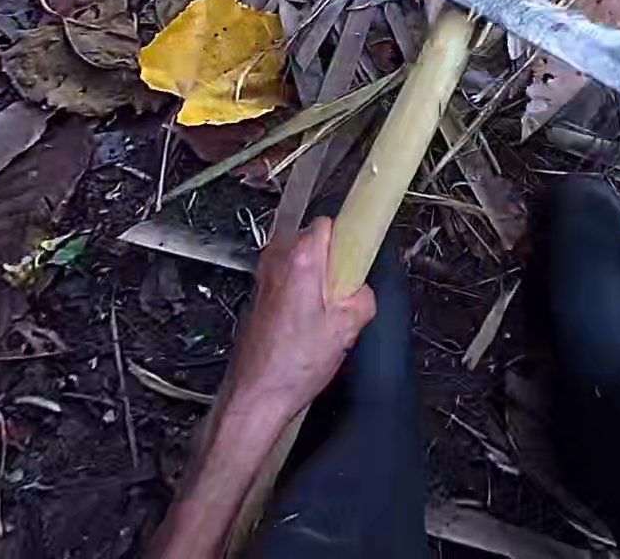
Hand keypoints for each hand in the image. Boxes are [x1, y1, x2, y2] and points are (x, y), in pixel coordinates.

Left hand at [221, 217, 375, 426]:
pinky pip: (288, 274)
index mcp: (301, 259)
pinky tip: (305, 321)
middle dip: (331, 260)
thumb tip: (362, 290)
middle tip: (340, 292)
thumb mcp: (347, 330)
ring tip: (321, 311)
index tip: (354, 256)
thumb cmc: (292, 366)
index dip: (344, 240)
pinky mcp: (260, 290)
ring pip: (300, 257)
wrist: (256, 396)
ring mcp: (265, 273)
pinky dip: (299, 288)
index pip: (327, 223)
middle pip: (314, 239)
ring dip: (314, 275)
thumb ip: (364, 298)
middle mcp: (278, 259)